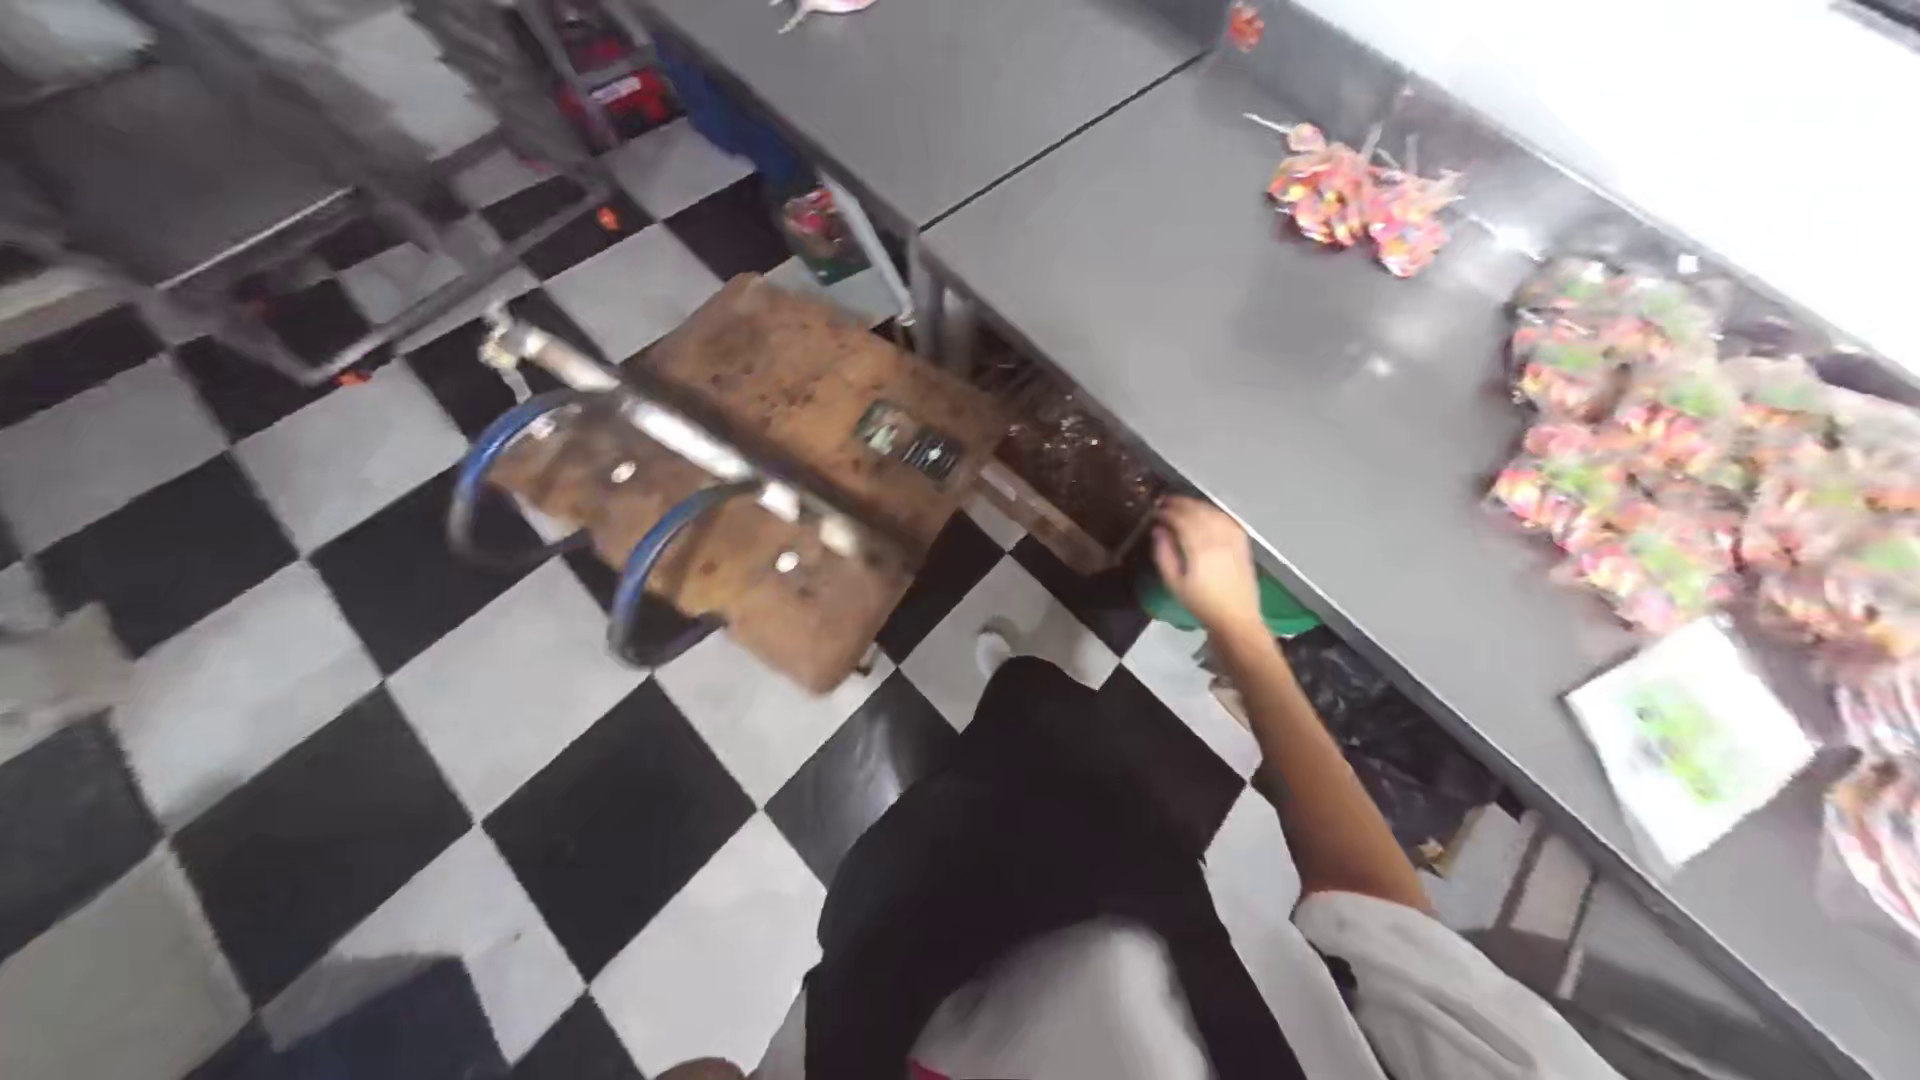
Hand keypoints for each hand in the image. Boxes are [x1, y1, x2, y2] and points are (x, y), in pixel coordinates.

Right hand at [1152, 496, 1262, 636]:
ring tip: (1183, 506)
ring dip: (1197, 505)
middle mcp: (1219, 539)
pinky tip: (1207, 514)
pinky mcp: (1243, 544)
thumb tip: (1158, 531)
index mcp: (1200, 549)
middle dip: (1180, 504)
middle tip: (1166, 503)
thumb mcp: (1174, 583)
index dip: (1166, 512)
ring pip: (1214, 512)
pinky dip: (1215, 512)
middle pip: (1198, 511)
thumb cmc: (1201, 604)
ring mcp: (1233, 540)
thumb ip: (1163, 553)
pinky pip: (1228, 519)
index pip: (1181, 519)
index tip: (1156, 511)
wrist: (1236, 619)